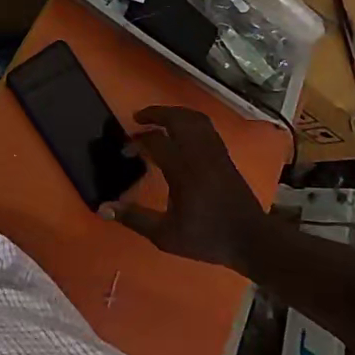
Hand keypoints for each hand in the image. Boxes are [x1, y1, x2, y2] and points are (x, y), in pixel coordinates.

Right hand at [103, 106, 266, 267]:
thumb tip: (102, 208)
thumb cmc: (207, 237)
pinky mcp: (226, 157)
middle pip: (178, 119)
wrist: (252, 241)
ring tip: (160, 119)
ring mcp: (216, 153)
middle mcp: (200, 155)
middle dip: (156, 113)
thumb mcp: (165, 235)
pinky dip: (191, 122)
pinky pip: (207, 128)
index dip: (137, 140)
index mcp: (183, 170)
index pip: (156, 141)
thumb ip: (134, 218)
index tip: (126, 149)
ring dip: (175, 114)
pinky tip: (184, 133)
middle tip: (139, 118)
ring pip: (196, 119)